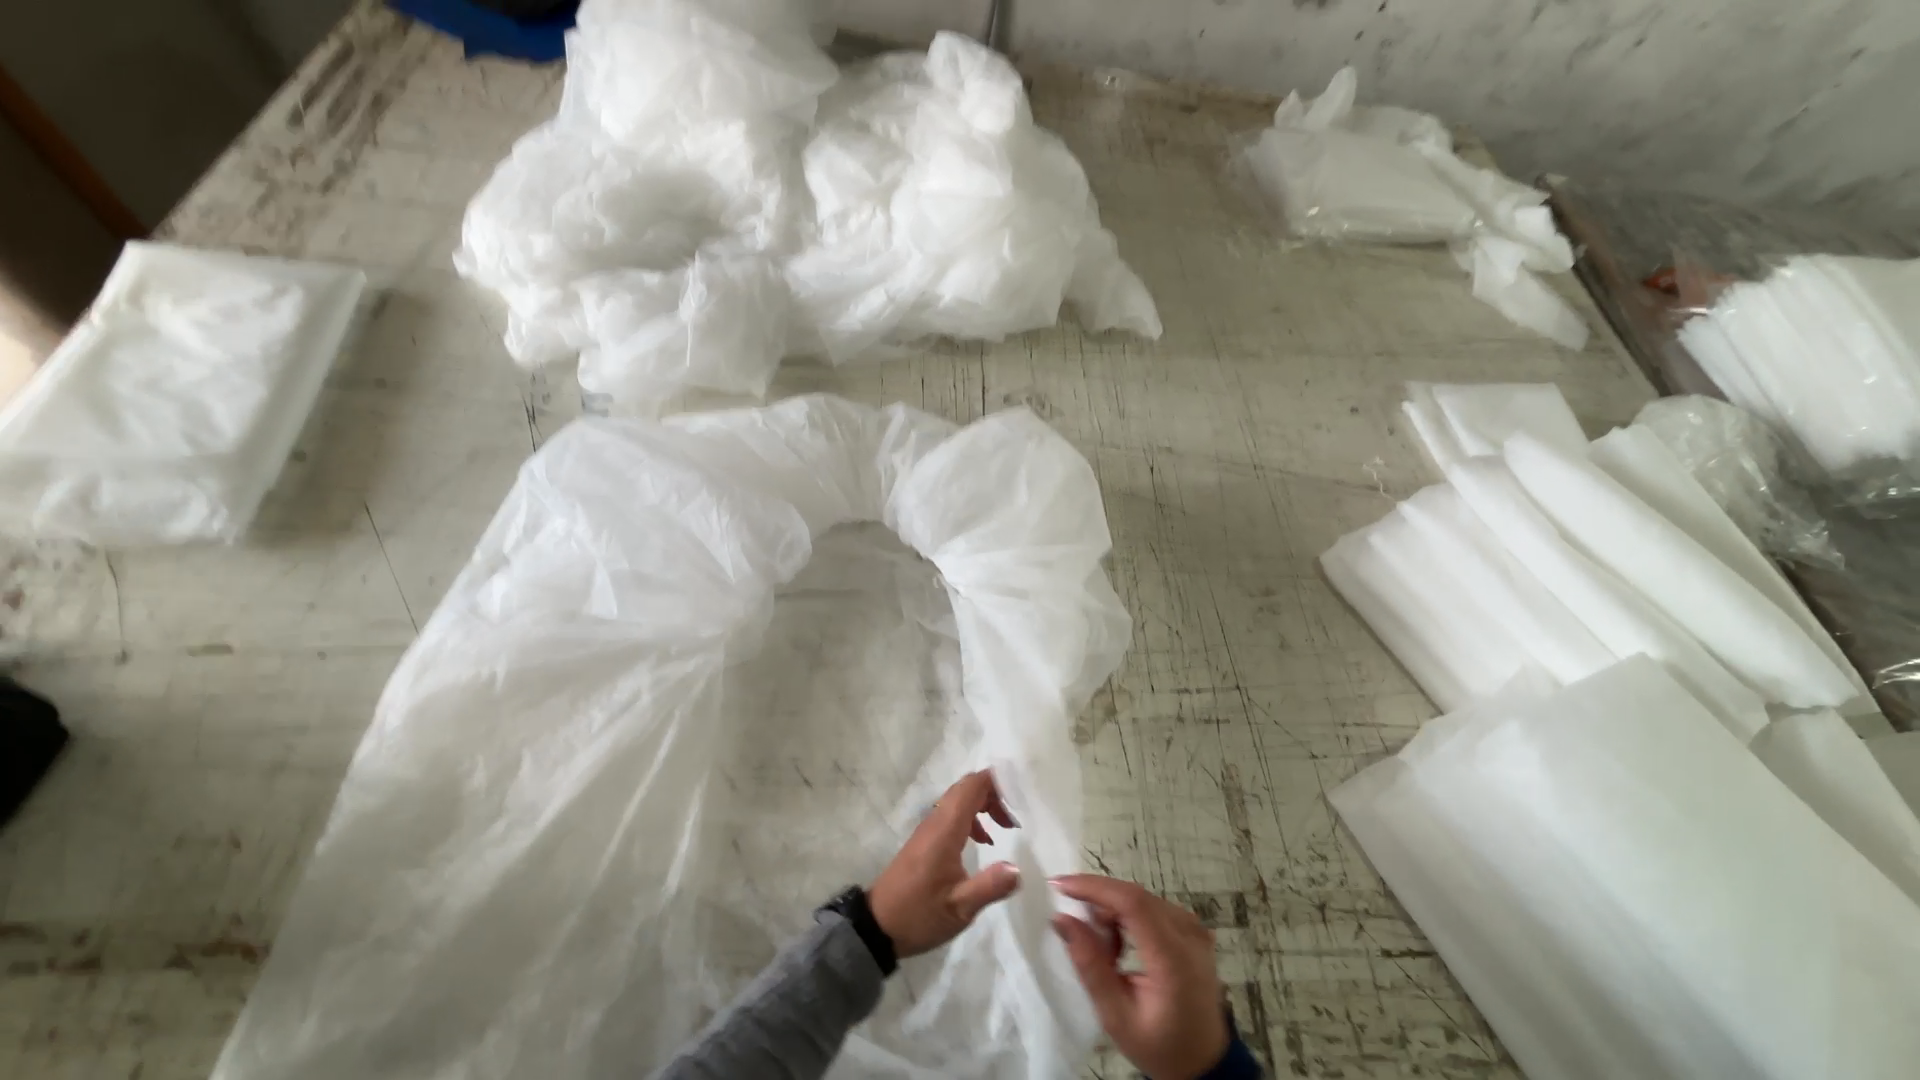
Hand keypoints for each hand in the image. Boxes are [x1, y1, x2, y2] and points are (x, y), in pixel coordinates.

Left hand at [868, 769, 1020, 957]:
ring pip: (959, 800)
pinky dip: (973, 818)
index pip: (972, 786)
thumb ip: (989, 886)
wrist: (878, 926)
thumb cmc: (919, 915)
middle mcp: (936, 821)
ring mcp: (929, 830)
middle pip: (967, 788)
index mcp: (945, 830)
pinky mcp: (926, 841)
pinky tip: (984, 841)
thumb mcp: (959, 908)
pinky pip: (953, 815)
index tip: (1022, 793)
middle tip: (1018, 814)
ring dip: (985, 805)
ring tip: (1007, 826)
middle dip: (995, 792)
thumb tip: (1017, 867)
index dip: (997, 781)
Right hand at [1051, 875, 1230, 1079]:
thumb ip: (1090, 966)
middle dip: (1098, 903)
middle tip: (1078, 931)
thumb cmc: (1159, 1045)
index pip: (1132, 903)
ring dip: (1113, 913)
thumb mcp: (1116, 1017)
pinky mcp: (1193, 928)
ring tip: (1107, 954)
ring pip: (1140, 898)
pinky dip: (1128, 918)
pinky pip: (1151, 906)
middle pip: (1135, 896)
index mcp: (1173, 959)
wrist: (1205, 1060)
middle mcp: (1189, 934)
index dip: (1094, 887)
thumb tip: (1062, 919)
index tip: (1060, 887)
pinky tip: (1122, 947)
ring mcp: (1194, 928)